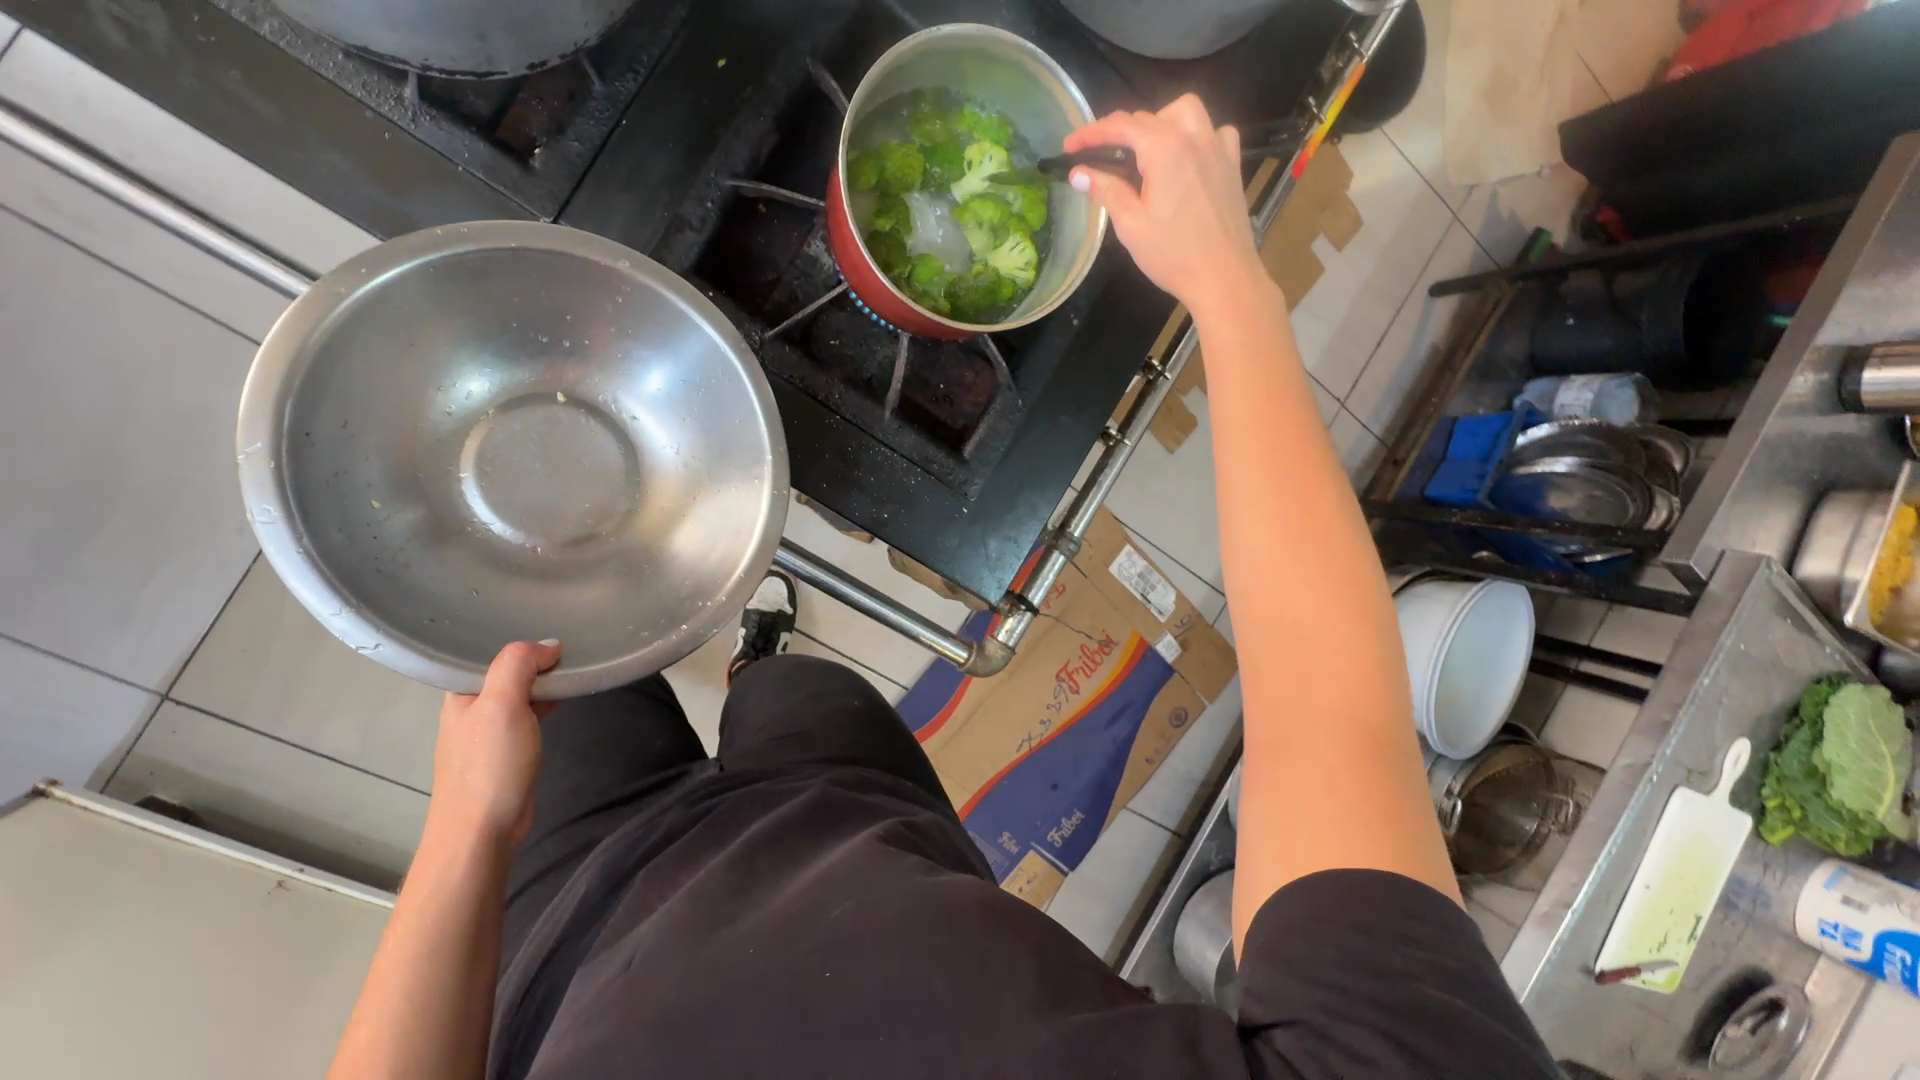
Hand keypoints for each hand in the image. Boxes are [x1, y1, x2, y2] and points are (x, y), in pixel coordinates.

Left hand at [427, 640, 560, 848]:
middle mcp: (471, 709)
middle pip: (506, 673)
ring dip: (543, 683)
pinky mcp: (506, 753)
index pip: (491, 653)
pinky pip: (527, 716)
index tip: (558, 640)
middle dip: (536, 661)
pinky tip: (563, 702)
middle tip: (574, 652)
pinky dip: (545, 704)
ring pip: (519, 694)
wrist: (482, 831)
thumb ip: (518, 666)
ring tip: (574, 671)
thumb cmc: (490, 765)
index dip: (523, 644)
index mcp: (461, 693)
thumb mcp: (502, 705)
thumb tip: (548, 645)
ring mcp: (488, 733)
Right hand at [1063, 94, 1265, 315]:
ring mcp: (1217, 149)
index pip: (1121, 127)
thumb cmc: (1173, 256)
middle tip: (1101, 158)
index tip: (1070, 147)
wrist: (1224, 278)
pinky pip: (1215, 132)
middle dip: (1120, 131)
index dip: (1091, 133)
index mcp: (1165, 150)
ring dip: (1160, 122)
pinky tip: (1187, 158)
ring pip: (1186, 112)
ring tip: (1146, 150)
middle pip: (1150, 117)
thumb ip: (1106, 191)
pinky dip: (1197, 136)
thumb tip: (1079, 173)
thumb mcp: (1131, 225)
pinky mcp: (1232, 165)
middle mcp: (1193, 138)